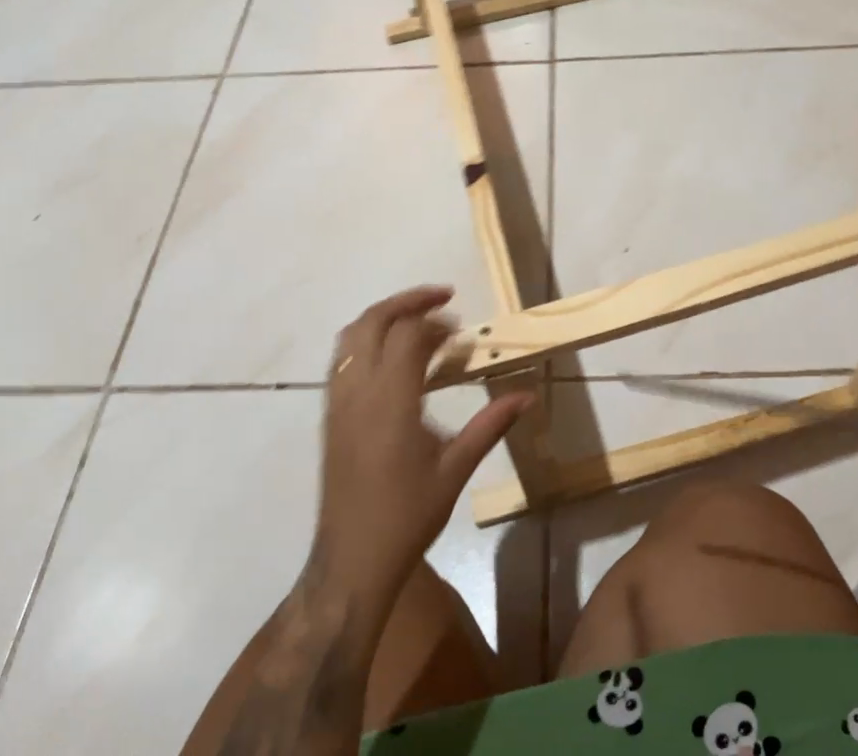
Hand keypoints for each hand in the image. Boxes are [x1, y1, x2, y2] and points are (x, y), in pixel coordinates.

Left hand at [314, 286, 533, 596]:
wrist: (352, 558)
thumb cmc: (408, 515)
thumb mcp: (455, 470)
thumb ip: (489, 426)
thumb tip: (527, 395)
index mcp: (390, 401)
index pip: (408, 336)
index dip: (437, 322)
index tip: (463, 328)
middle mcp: (356, 392)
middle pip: (372, 322)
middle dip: (406, 302)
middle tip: (441, 299)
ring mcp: (337, 403)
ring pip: (350, 337)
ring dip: (382, 318)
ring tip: (416, 320)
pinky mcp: (330, 416)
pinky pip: (341, 360)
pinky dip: (366, 341)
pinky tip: (392, 358)